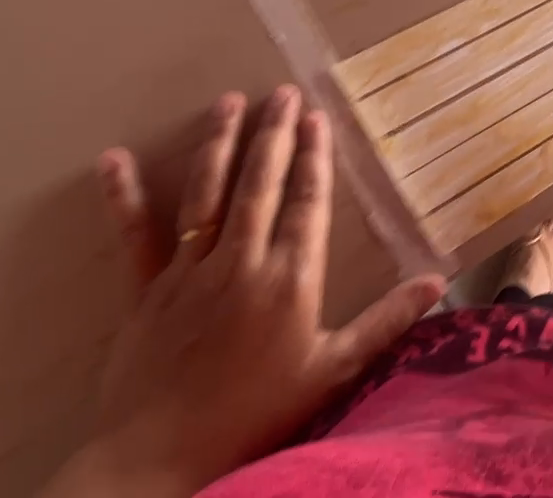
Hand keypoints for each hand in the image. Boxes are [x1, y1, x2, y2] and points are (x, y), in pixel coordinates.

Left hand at [49, 86, 445, 496]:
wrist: (160, 462)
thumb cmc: (259, 413)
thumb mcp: (334, 370)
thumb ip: (387, 320)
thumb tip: (439, 280)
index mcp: (291, 277)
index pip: (306, 201)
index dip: (312, 156)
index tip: (316, 118)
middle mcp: (242, 261)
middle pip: (259, 184)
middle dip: (272, 134)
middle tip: (281, 93)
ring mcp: (189, 272)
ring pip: (207, 194)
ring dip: (219, 145)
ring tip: (229, 102)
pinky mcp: (145, 291)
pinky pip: (135, 236)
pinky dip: (123, 197)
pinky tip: (114, 158)